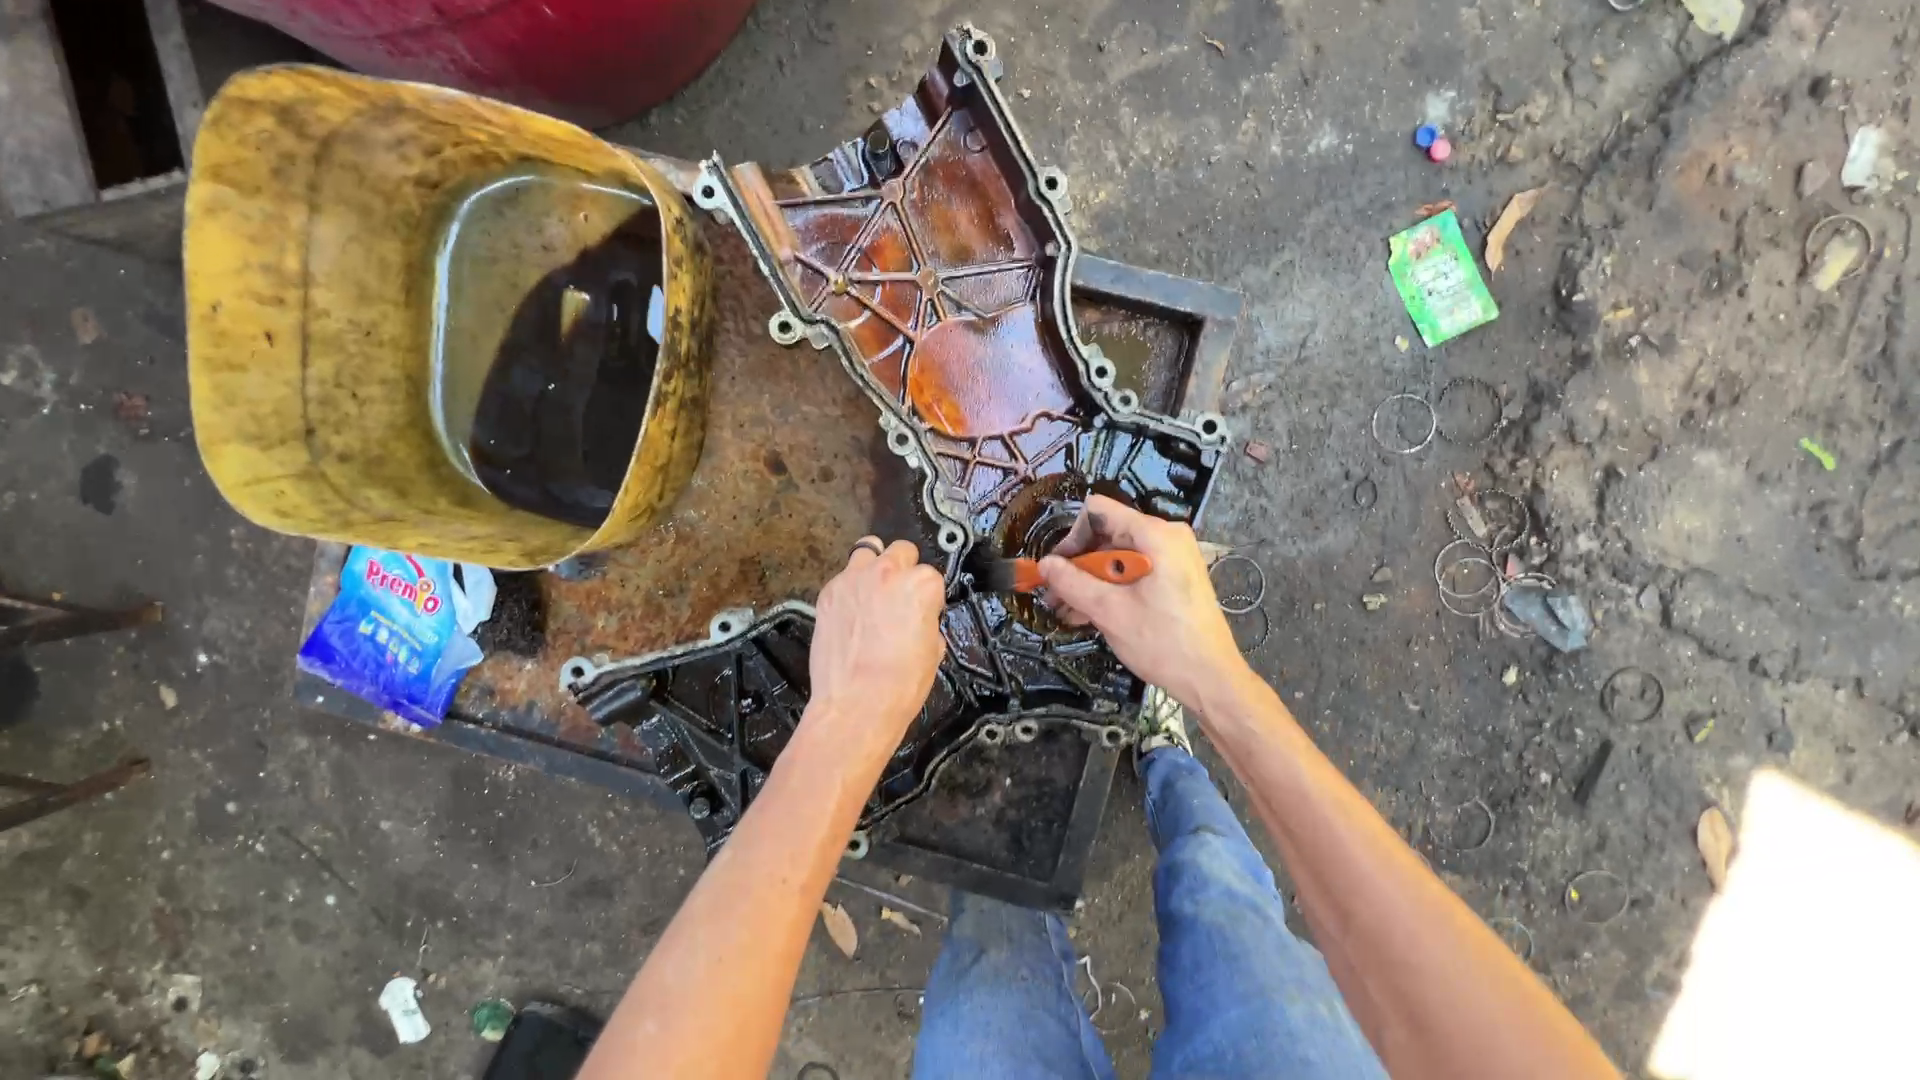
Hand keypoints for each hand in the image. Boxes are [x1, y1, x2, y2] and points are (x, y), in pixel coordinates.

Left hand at [805, 537, 947, 759]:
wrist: (856, 704)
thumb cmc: (901, 684)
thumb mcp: (934, 650)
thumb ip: (926, 620)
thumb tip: (918, 618)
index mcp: (921, 585)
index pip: (931, 575)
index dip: (928, 596)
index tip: (924, 612)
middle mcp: (887, 573)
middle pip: (901, 551)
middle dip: (904, 569)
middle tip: (899, 596)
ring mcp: (854, 579)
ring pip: (867, 551)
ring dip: (873, 567)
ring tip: (872, 593)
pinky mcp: (828, 593)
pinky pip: (843, 578)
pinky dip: (849, 590)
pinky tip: (851, 615)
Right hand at [1039, 495, 1252, 714]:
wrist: (1211, 678)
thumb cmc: (1163, 642)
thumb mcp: (1109, 611)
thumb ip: (1072, 583)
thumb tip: (1044, 565)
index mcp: (1155, 534)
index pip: (1098, 511)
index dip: (1071, 538)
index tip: (1058, 570)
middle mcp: (1166, 536)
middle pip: (1107, 534)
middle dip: (1078, 566)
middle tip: (1055, 596)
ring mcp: (1173, 556)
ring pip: (1117, 557)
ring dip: (1090, 582)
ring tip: (1067, 611)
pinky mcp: (1175, 576)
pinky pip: (1134, 571)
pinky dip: (1111, 588)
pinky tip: (1089, 614)